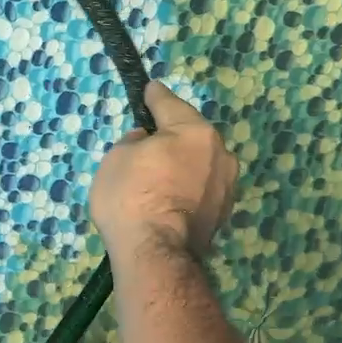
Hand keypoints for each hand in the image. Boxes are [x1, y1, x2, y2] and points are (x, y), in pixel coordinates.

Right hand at [89, 81, 239, 257]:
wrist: (156, 253)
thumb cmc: (131, 199)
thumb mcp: (115, 161)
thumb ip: (132, 144)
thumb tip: (146, 143)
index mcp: (194, 131)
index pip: (170, 105)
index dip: (156, 97)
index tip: (151, 89)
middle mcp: (219, 153)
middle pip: (192, 137)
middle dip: (173, 137)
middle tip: (151, 143)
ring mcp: (226, 186)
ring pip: (200, 165)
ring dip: (183, 166)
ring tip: (161, 178)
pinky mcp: (223, 214)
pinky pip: (201, 191)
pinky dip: (187, 191)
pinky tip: (170, 200)